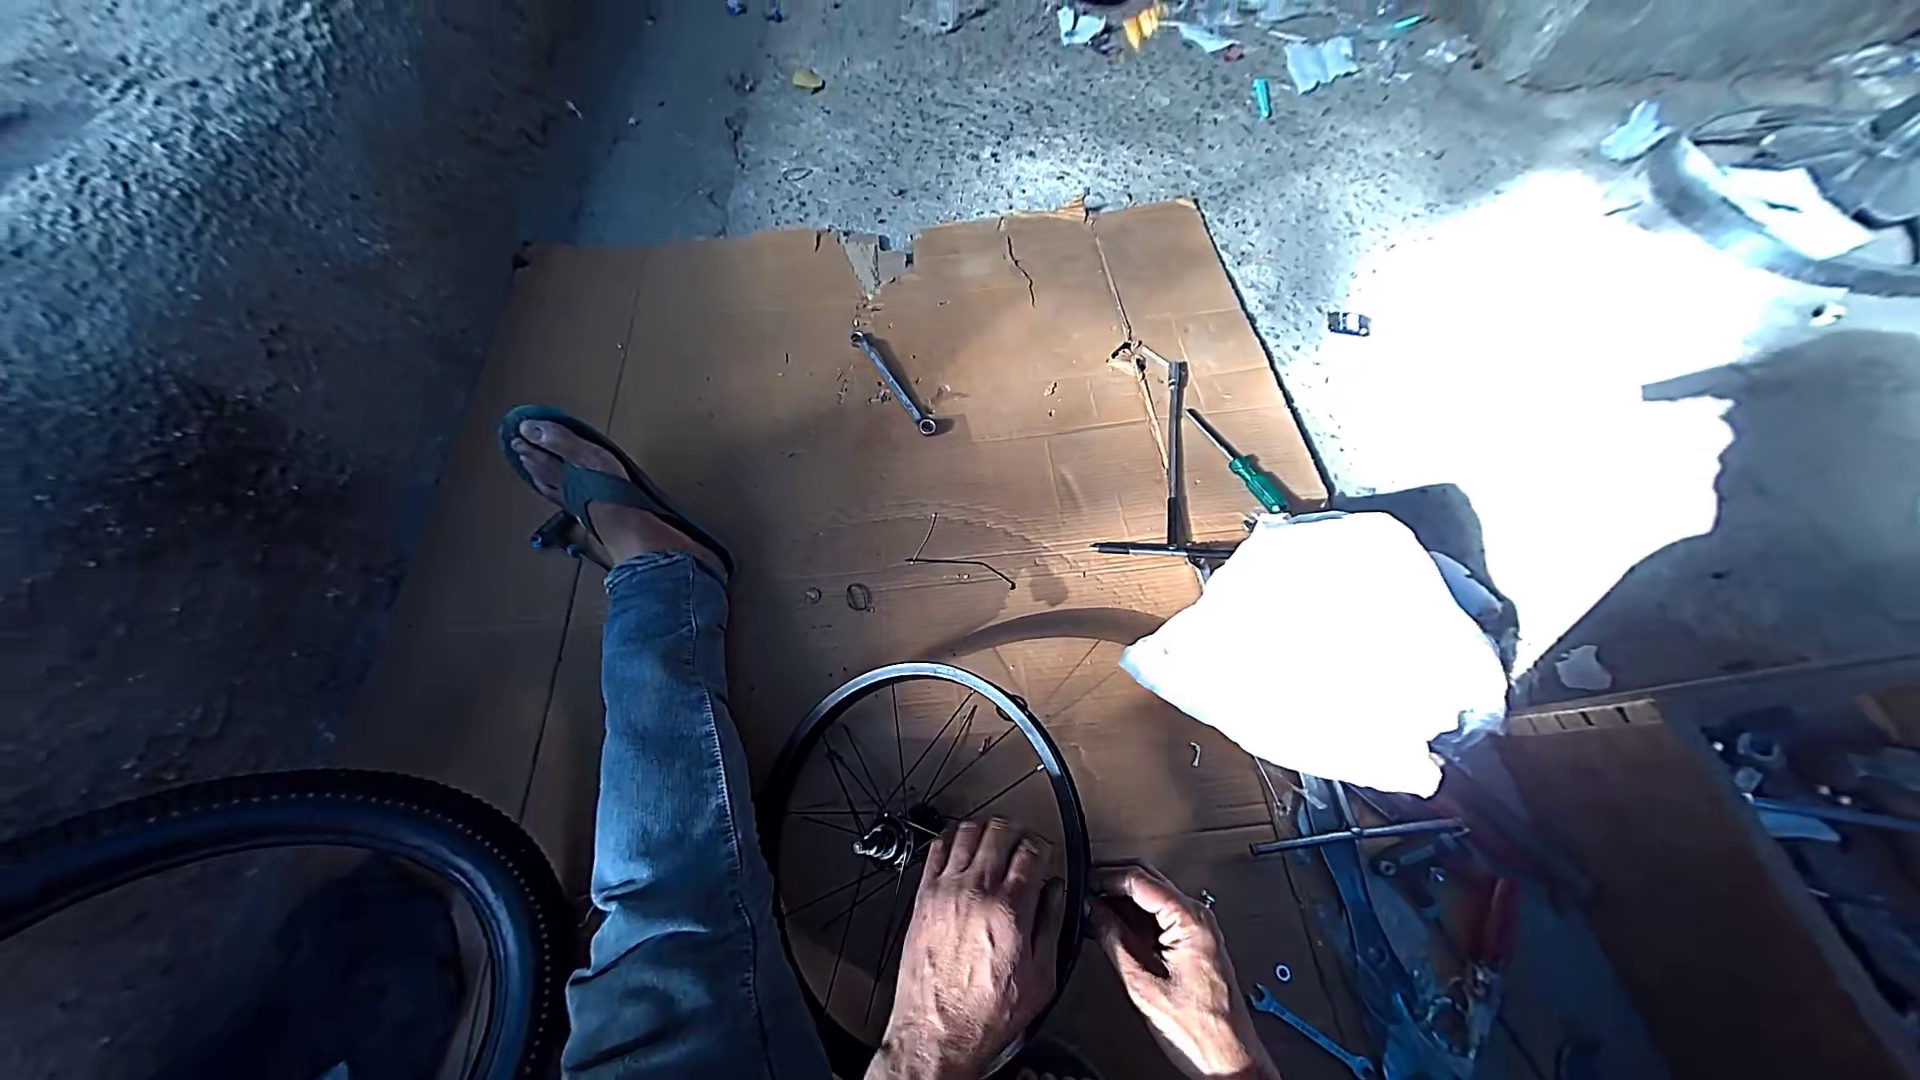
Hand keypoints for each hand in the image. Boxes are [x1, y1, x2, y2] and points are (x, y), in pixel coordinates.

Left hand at [868, 817, 1066, 1079]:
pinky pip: (937, 846)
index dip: (1042, 845)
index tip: (1043, 852)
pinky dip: (952, 837)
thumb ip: (1052, 924)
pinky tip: (961, 845)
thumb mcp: (1041, 978)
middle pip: (1000, 830)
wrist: (937, 1032)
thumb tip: (1056, 890)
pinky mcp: (924, 893)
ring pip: (968, 830)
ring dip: (986, 828)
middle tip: (1021, 841)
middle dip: (1017, 830)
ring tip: (993, 839)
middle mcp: (977, 890)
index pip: (1031, 850)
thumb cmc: (985, 1013)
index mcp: (1010, 909)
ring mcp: (947, 888)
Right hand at [1089, 863, 1279, 1079]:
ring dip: (1123, 896)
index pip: (1139, 878)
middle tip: (1087, 887)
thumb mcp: (1143, 985)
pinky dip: (1135, 913)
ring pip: (1153, 894)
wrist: (1232, 1065)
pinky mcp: (1194, 941)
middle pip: (1148, 878)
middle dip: (1113, 879)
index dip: (1107, 876)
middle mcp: (1198, 917)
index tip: (1086, 881)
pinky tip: (1116, 924)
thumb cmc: (1201, 1034)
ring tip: (1096, 906)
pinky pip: (1160, 914)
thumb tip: (1094, 911)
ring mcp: (1198, 928)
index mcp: (1189, 920)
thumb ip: (1114, 941)